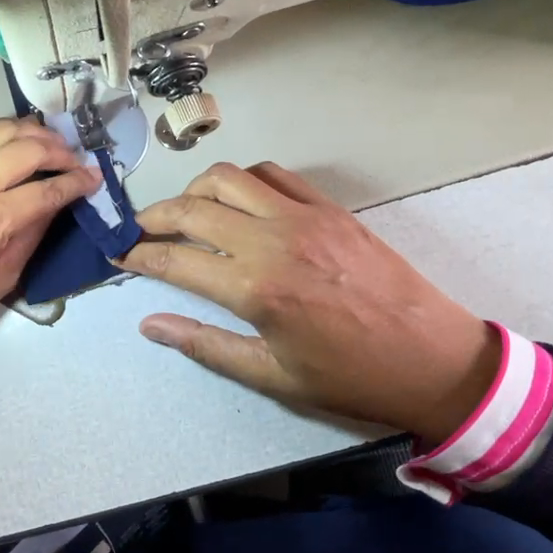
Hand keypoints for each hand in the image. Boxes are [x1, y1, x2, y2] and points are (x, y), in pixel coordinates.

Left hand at [0, 118, 100, 343]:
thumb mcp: (6, 273)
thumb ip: (36, 229)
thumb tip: (61, 197)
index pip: (45, 188)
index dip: (76, 181)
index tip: (95, 177)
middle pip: (24, 146)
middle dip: (57, 150)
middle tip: (75, 159)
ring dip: (29, 133)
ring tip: (50, 145)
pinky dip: (0, 139)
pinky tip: (16, 149)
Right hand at [116, 162, 499, 444]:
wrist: (436, 361)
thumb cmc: (351, 378)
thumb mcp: (273, 377)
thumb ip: (205, 345)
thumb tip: (149, 324)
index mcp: (256, 290)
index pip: (175, 259)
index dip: (137, 254)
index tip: (117, 253)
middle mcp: (272, 242)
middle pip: (191, 209)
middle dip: (152, 217)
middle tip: (137, 230)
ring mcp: (302, 217)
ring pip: (227, 179)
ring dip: (194, 191)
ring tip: (185, 212)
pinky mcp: (328, 208)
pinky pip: (272, 174)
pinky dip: (242, 179)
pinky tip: (236, 200)